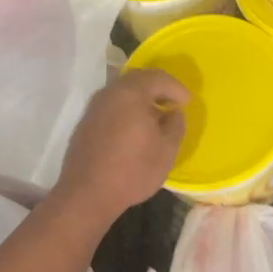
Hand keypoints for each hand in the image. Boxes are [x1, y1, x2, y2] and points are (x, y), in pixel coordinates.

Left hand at [52, 68, 188, 222]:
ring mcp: (94, 108)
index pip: (158, 77)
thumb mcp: (166, 151)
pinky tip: (134, 129)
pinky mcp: (85, 123)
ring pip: (122, 93)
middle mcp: (109, 93)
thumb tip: (173, 114)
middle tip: (172, 102)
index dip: (176, 88)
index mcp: (130, 93)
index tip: (187, 103)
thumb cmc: (132, 171)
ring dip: (140, 99)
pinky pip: (111, 107)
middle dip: (157, 88)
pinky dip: (126, 110)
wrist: (87, 194)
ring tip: (155, 117)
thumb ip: (175, 126)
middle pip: (137, 79)